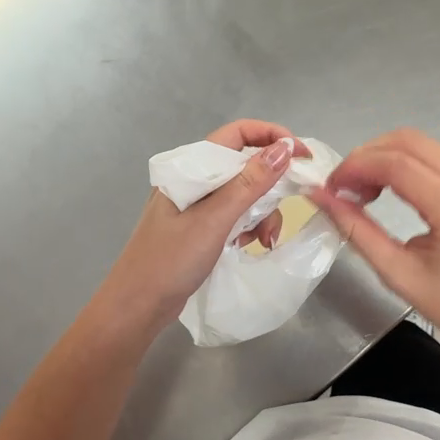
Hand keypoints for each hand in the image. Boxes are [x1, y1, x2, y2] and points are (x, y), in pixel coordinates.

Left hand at [95, 119, 302, 328]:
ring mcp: (196, 204)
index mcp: (190, 167)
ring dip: (261, 212)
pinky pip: (235, 216)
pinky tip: (250, 246)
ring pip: (244, 194)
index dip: (272, 136)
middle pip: (245, 165)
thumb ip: (249, 183)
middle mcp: (193, 179)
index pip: (238, 134)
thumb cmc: (171, 259)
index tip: (302, 155)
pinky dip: (248, 227)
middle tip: (286, 208)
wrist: (137, 305)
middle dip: (270, 186)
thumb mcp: (215, 219)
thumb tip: (285, 148)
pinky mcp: (200, 227)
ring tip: (263, 240)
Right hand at [309, 129, 439, 350]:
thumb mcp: (397, 274)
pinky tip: (386, 188)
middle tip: (343, 186)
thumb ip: (356, 230)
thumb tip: (318, 195)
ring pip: (420, 143)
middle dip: (366, 156)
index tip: (330, 186)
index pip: (398, 166)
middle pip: (409, 142)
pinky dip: (401, 163)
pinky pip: (433, 154)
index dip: (356, 167)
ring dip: (381, 157)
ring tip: (362, 189)